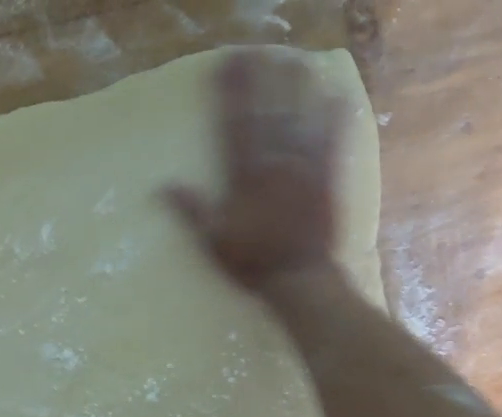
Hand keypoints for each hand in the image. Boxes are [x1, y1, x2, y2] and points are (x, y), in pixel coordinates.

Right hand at [165, 48, 343, 293]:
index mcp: (245, 177)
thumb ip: (192, 211)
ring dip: (300, 89)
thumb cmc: (253, 264)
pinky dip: (337, 120)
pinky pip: (335, 143)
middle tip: (262, 51)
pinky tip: (340, 98)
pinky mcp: (330, 180)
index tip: (227, 65)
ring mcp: (306, 169)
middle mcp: (276, 164)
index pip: (235, 125)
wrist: (301, 280)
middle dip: (264, 80)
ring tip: (297, 62)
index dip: (231, 92)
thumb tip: (161, 187)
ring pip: (302, 119)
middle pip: (270, 112)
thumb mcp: (213, 242)